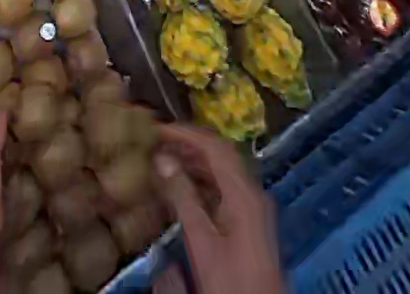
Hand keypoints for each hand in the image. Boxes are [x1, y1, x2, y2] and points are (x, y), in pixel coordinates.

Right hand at [151, 123, 283, 293]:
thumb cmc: (230, 280)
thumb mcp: (201, 241)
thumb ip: (183, 197)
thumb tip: (162, 158)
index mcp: (243, 192)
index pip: (214, 147)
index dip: (185, 134)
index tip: (157, 130)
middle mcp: (251, 192)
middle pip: (220, 154)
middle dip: (188, 144)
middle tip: (158, 142)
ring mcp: (252, 206)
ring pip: (222, 170)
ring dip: (194, 161)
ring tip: (164, 159)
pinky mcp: (248, 220)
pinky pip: (223, 187)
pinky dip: (202, 179)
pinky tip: (182, 186)